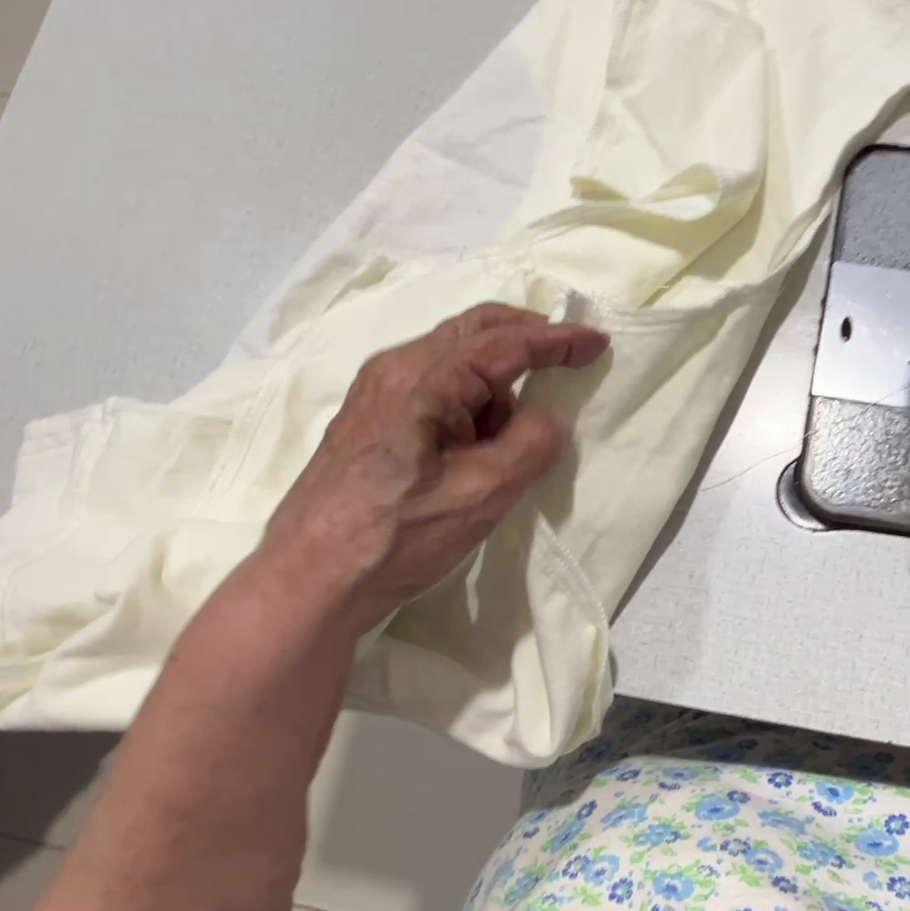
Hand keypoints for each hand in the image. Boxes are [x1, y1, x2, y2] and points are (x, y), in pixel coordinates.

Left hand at [256, 303, 607, 631]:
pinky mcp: (372, 422)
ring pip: (454, 362)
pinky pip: (435, 389)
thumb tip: (548, 418)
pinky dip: (470, 404)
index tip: (597, 342)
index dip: (556, 340)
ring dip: (495, 386)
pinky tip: (476, 449)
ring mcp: (377, 394)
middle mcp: (394, 370)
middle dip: (525, 340)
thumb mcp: (482, 495)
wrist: (311, 579)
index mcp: (421, 379)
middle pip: (473, 332)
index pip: (503, 343)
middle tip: (567, 359)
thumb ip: (530, 446)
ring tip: (508, 446)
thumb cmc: (398, 536)